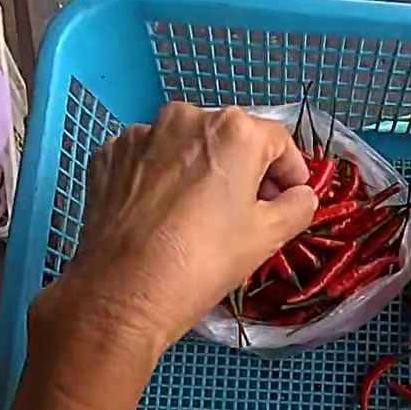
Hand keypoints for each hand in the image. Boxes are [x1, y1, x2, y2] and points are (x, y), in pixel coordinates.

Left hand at [32, 102, 315, 360]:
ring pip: (190, 147)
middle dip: (248, 170)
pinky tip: (167, 215)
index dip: (291, 172)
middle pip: (232, 138)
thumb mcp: (271, 235)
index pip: (280, 141)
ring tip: (204, 215)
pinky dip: (166, 178)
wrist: (125, 291)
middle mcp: (187, 118)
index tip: (290, 200)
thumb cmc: (208, 259)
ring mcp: (141, 134)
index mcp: (234, 131)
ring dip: (206, 171)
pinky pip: (152, 158)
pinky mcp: (109, 155)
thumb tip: (300, 195)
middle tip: (251, 211)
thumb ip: (299, 205)